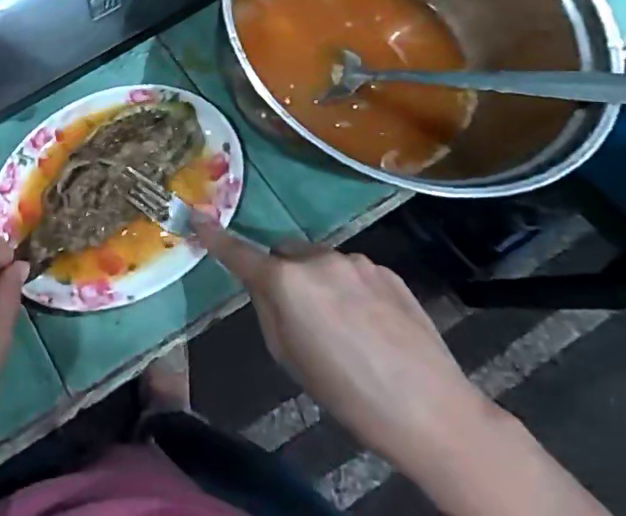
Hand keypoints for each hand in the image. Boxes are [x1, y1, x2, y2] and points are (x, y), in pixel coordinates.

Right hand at [192, 214, 484, 469]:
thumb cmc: (347, 394)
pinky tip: (371, 325)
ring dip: (320, 282)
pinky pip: (353, 271)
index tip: (196, 218)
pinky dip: (350, 289)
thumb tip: (265, 286)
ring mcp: (357, 259)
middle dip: (283, 274)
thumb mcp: (289, 359)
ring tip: (345, 328)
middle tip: (298, 316)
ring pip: (322, 262)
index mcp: (287, 282)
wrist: (429, 408)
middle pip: (285, 254)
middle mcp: (319, 258)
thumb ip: (269, 311)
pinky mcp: (387, 269)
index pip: (240, 253)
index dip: (215, 237)